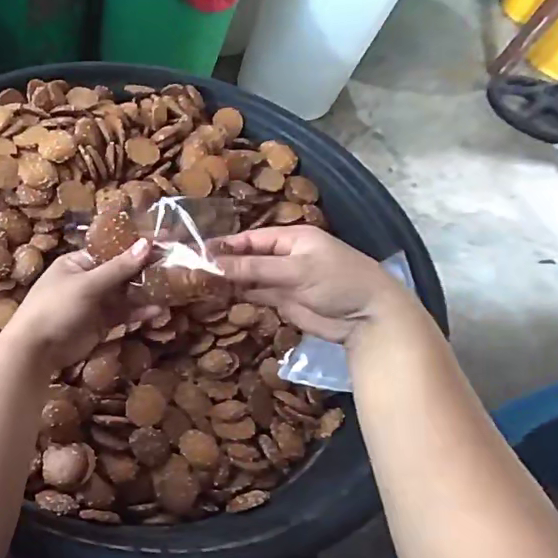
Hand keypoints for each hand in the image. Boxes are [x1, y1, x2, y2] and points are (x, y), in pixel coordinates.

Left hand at [0, 239, 159, 370]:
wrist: (36, 348)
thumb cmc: (55, 307)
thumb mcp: (87, 284)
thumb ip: (118, 267)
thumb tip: (146, 243)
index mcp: (77, 263)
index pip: (112, 251)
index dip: (136, 249)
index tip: (165, 246)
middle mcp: (86, 280)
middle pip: (121, 273)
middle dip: (146, 272)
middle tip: (177, 269)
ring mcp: (93, 302)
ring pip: (125, 294)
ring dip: (146, 294)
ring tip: (173, 291)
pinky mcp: (100, 323)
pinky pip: (123, 314)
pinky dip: (139, 312)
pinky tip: (158, 311)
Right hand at [207, 227, 410, 343]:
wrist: (370, 319)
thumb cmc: (339, 282)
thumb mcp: (295, 270)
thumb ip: (252, 268)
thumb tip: (211, 264)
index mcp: (292, 238)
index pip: (248, 239)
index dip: (222, 245)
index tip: (192, 253)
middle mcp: (284, 255)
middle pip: (244, 257)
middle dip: (219, 263)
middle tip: (187, 270)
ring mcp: (282, 279)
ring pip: (246, 276)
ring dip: (225, 280)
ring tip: (194, 284)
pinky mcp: (280, 300)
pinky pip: (252, 294)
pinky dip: (235, 295)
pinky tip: (213, 296)